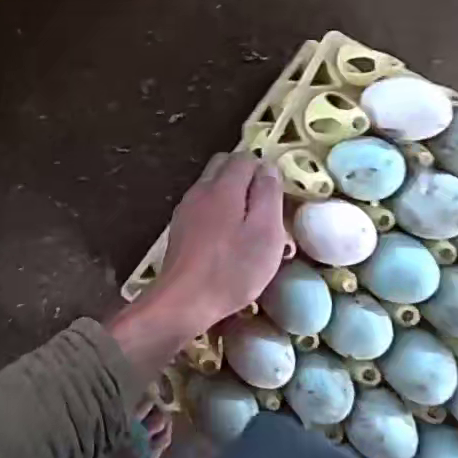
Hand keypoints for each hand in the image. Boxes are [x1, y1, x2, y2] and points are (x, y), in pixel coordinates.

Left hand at [156, 153, 289, 331]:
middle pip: (223, 165)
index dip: (264, 169)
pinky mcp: (179, 226)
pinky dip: (218, 209)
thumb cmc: (232, 268)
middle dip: (245, 175)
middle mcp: (200, 189)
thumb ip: (268, 195)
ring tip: (249, 223)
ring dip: (231, 193)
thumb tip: (268, 167)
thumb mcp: (265, 233)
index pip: (244, 157)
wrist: (184, 299)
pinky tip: (227, 236)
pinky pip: (202, 204)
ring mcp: (186, 207)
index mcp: (222, 186)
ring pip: (211, 184)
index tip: (277, 193)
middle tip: (265, 204)